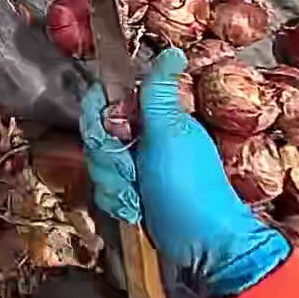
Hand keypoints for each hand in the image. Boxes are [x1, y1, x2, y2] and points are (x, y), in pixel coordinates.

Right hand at [79, 49, 289, 297]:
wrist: (203, 247)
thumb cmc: (189, 188)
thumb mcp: (172, 136)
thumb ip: (159, 94)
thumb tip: (173, 50)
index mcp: (153, 115)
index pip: (103, 99)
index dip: (100, 117)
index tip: (114, 135)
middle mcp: (141, 136)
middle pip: (95, 133)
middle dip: (109, 160)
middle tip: (133, 173)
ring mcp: (134, 165)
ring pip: (96, 163)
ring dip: (114, 184)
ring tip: (138, 196)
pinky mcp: (129, 192)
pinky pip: (103, 188)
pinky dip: (116, 201)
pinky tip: (135, 210)